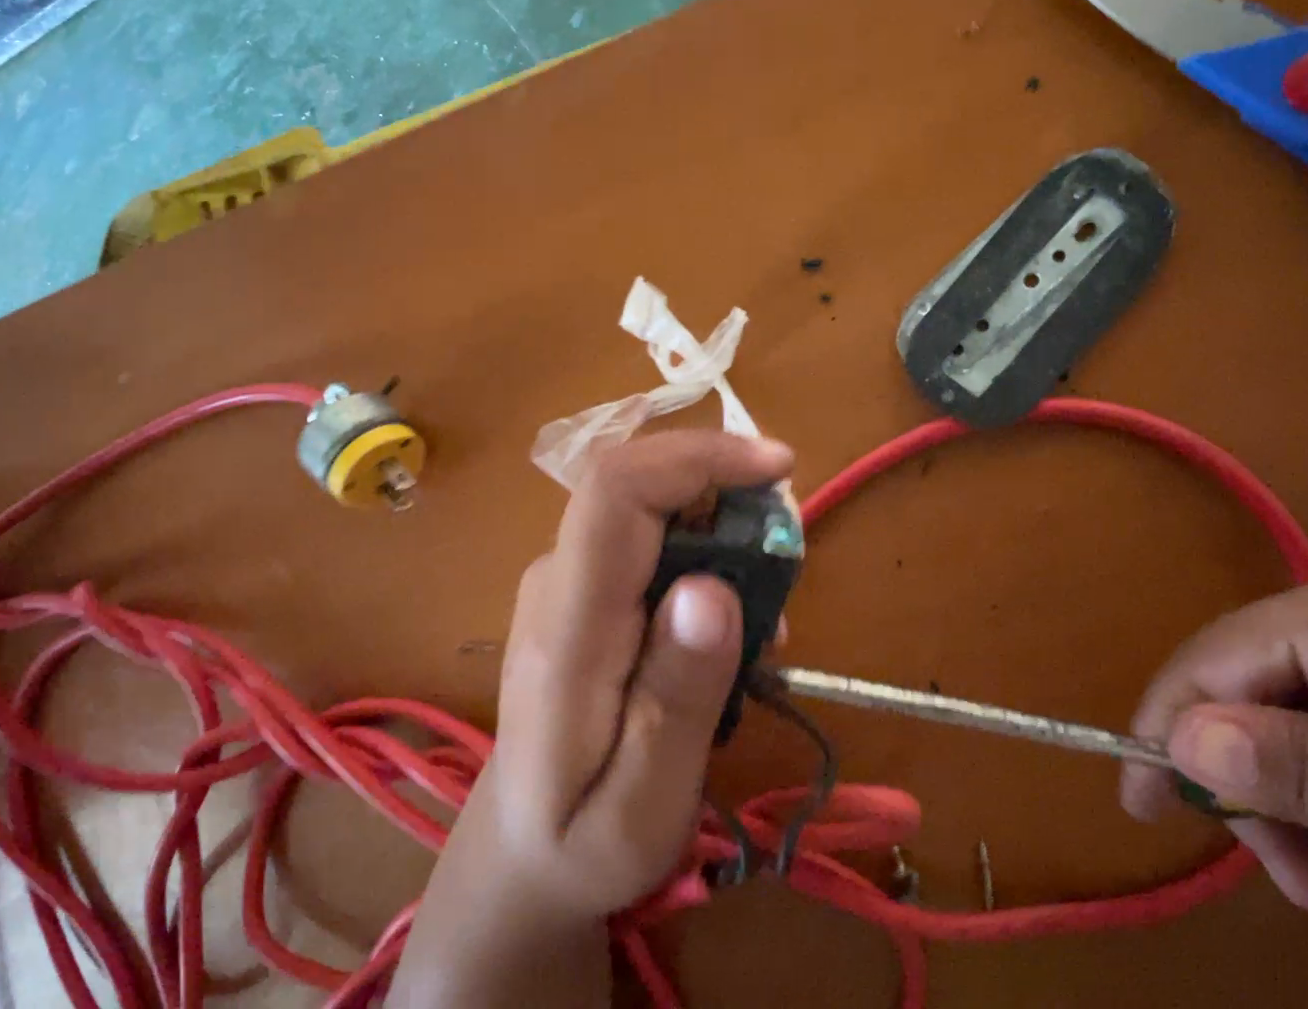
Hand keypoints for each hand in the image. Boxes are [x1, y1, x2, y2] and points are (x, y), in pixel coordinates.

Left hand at [391, 431, 793, 1007]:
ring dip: (722, 539)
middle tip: (786, 571)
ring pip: (650, 513)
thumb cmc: (585, 841)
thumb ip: (677, 698)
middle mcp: (555, 583)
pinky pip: (646, 545)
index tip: (779, 470)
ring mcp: (561, 585)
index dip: (698, 458)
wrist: (521, 849)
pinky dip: (703, 562)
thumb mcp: (644, 801)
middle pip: (638, 488)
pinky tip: (727, 634)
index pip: (615, 493)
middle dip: (726, 497)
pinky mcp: (579, 596)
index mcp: (568, 629)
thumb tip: (713, 588)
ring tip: (762, 629)